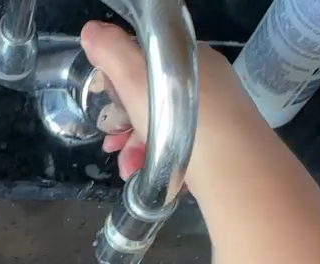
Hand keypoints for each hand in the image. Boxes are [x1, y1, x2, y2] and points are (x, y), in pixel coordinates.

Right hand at [80, 20, 260, 187]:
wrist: (228, 164)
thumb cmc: (179, 116)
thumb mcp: (136, 78)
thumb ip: (112, 53)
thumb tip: (91, 31)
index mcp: (188, 56)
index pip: (148, 62)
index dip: (121, 83)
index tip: (106, 106)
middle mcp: (205, 82)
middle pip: (153, 101)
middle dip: (125, 126)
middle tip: (112, 145)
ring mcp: (214, 116)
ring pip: (165, 130)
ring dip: (136, 150)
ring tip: (128, 170)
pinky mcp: (218, 148)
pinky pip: (179, 150)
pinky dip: (158, 162)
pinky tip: (146, 176)